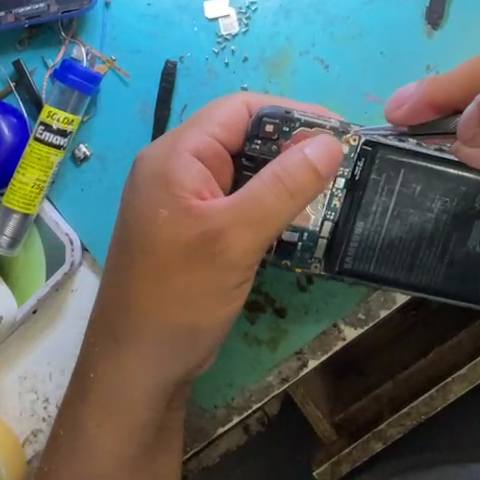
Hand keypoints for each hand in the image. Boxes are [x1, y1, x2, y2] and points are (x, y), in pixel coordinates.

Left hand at [89, 94, 344, 394]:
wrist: (137, 369)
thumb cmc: (179, 297)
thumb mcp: (235, 237)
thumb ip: (284, 186)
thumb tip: (331, 141)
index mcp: (176, 156)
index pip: (240, 110)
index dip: (293, 113)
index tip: (341, 131)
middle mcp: (177, 169)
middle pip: (243, 137)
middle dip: (292, 147)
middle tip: (343, 165)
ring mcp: (184, 202)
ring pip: (244, 172)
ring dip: (284, 179)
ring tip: (331, 191)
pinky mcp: (194, 230)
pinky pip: (238, 202)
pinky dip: (269, 206)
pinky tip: (300, 221)